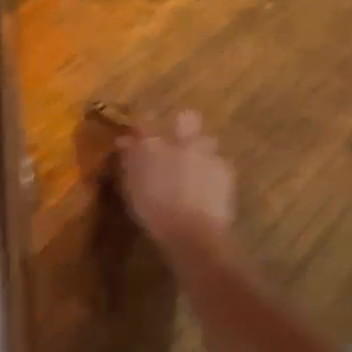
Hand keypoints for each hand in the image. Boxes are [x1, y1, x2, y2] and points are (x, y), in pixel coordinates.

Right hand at [115, 110, 236, 250]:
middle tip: (175, 142)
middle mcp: (182, 142)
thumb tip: (125, 141)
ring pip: (206, 140)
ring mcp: (207, 154)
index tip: (140, 135)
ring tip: (194, 167)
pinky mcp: (226, 170)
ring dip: (200, 149)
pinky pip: (218, 162)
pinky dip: (212, 170)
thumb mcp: (130, 186)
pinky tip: (206, 186)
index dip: (144, 125)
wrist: (192, 233)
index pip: (145, 120)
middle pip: (187, 118)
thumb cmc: (152, 211)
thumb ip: (129, 159)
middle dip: (182, 124)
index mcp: (153, 144)